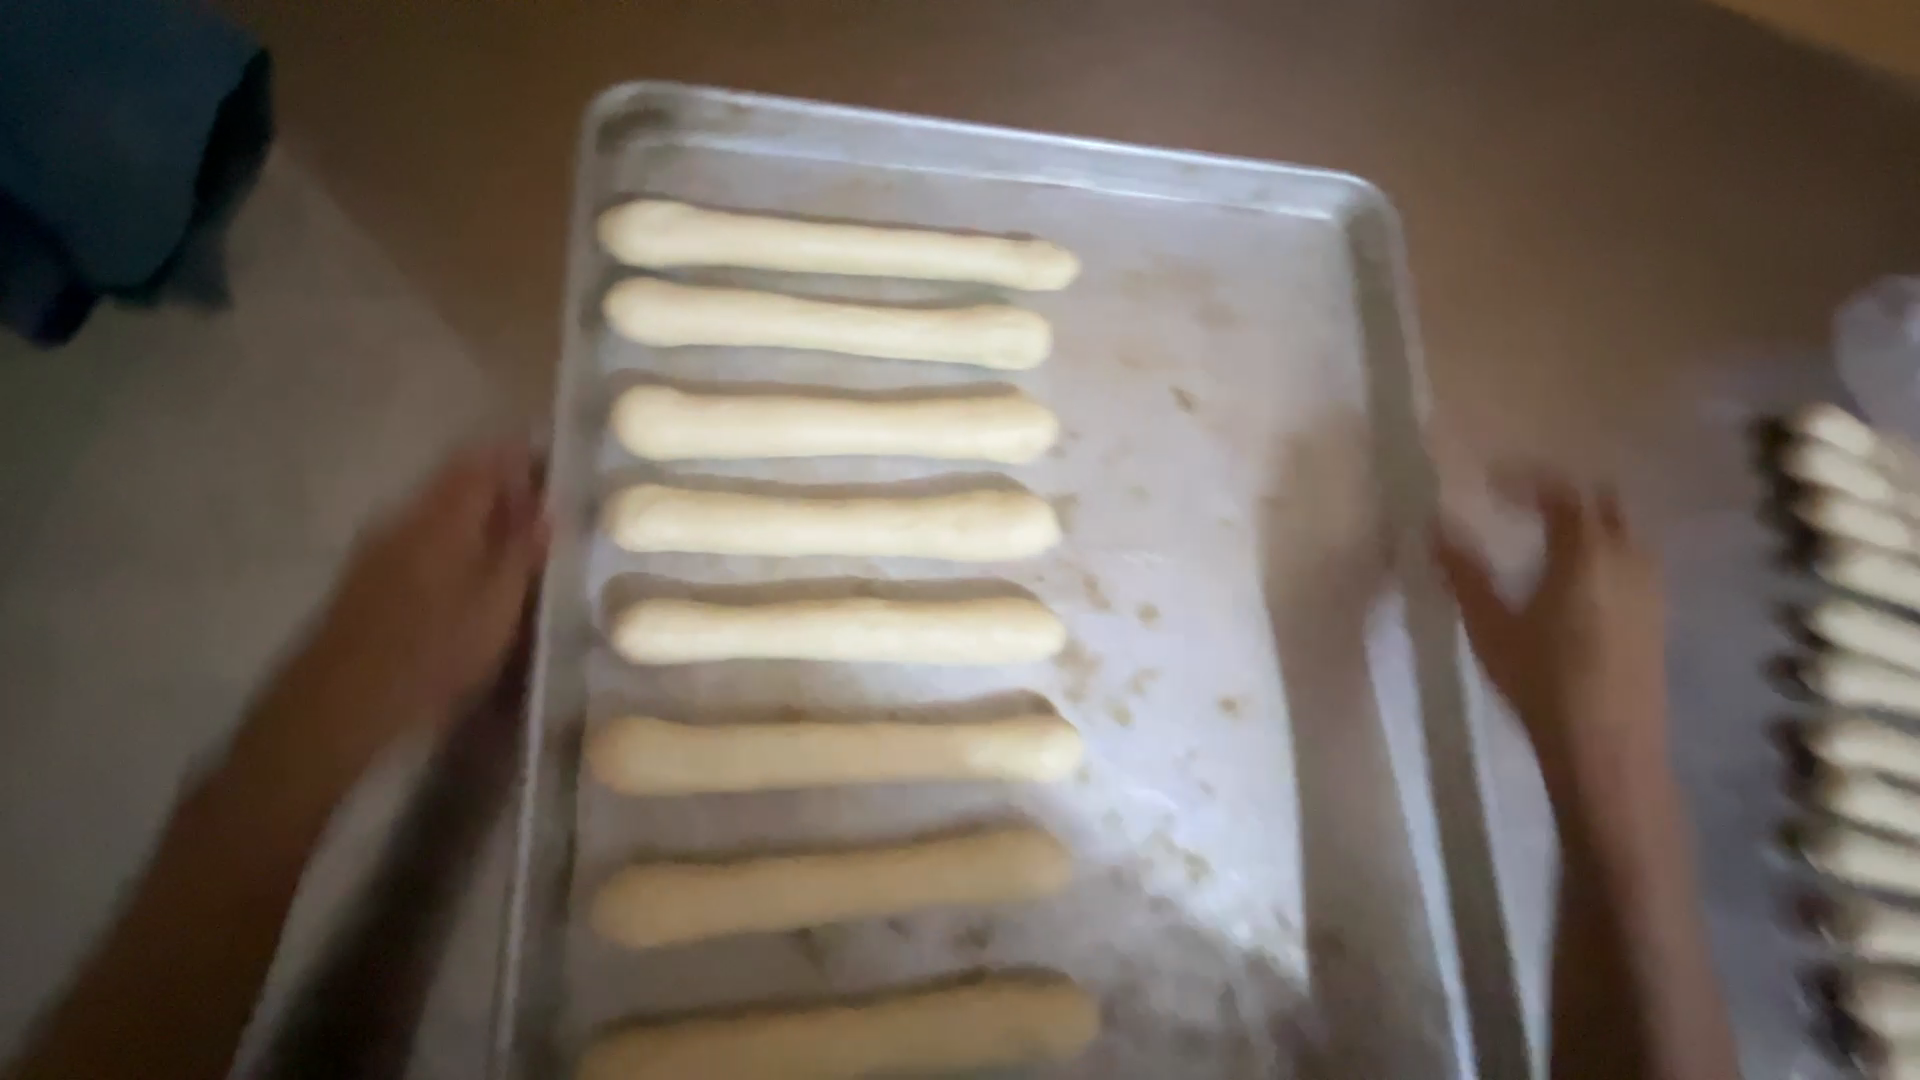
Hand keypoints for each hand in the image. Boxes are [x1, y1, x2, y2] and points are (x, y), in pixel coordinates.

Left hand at [251, 440, 548, 773]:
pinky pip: (422, 536)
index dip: (516, 456)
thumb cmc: (434, 650)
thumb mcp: (498, 603)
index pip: (481, 461)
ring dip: (477, 514)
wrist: (341, 703)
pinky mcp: (369, 576)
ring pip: (438, 510)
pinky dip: (455, 538)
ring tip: (515, 538)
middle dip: (500, 485)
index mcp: (441, 518)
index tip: (550, 462)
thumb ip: (521, 550)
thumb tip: (545, 507)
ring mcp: (380, 546)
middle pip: (456, 482)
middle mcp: (406, 519)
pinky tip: (473, 569)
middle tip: (540, 505)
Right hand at [1434, 475, 1666, 802]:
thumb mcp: (1488, 624)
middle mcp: (1629, 559)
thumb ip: (1462, 571)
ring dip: (1584, 520)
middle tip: (1515, 499)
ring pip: (1622, 531)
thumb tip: (1433, 525)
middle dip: (1561, 492)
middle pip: (1603, 503)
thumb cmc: (1539, 679)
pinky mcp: (1655, 615)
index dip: (1524, 479)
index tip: (1487, 479)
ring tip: (1539, 532)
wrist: (1607, 744)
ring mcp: (1650, 588)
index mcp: (1586, 554)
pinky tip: (1570, 576)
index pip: (1561, 493)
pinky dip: (1600, 548)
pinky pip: (1630, 558)